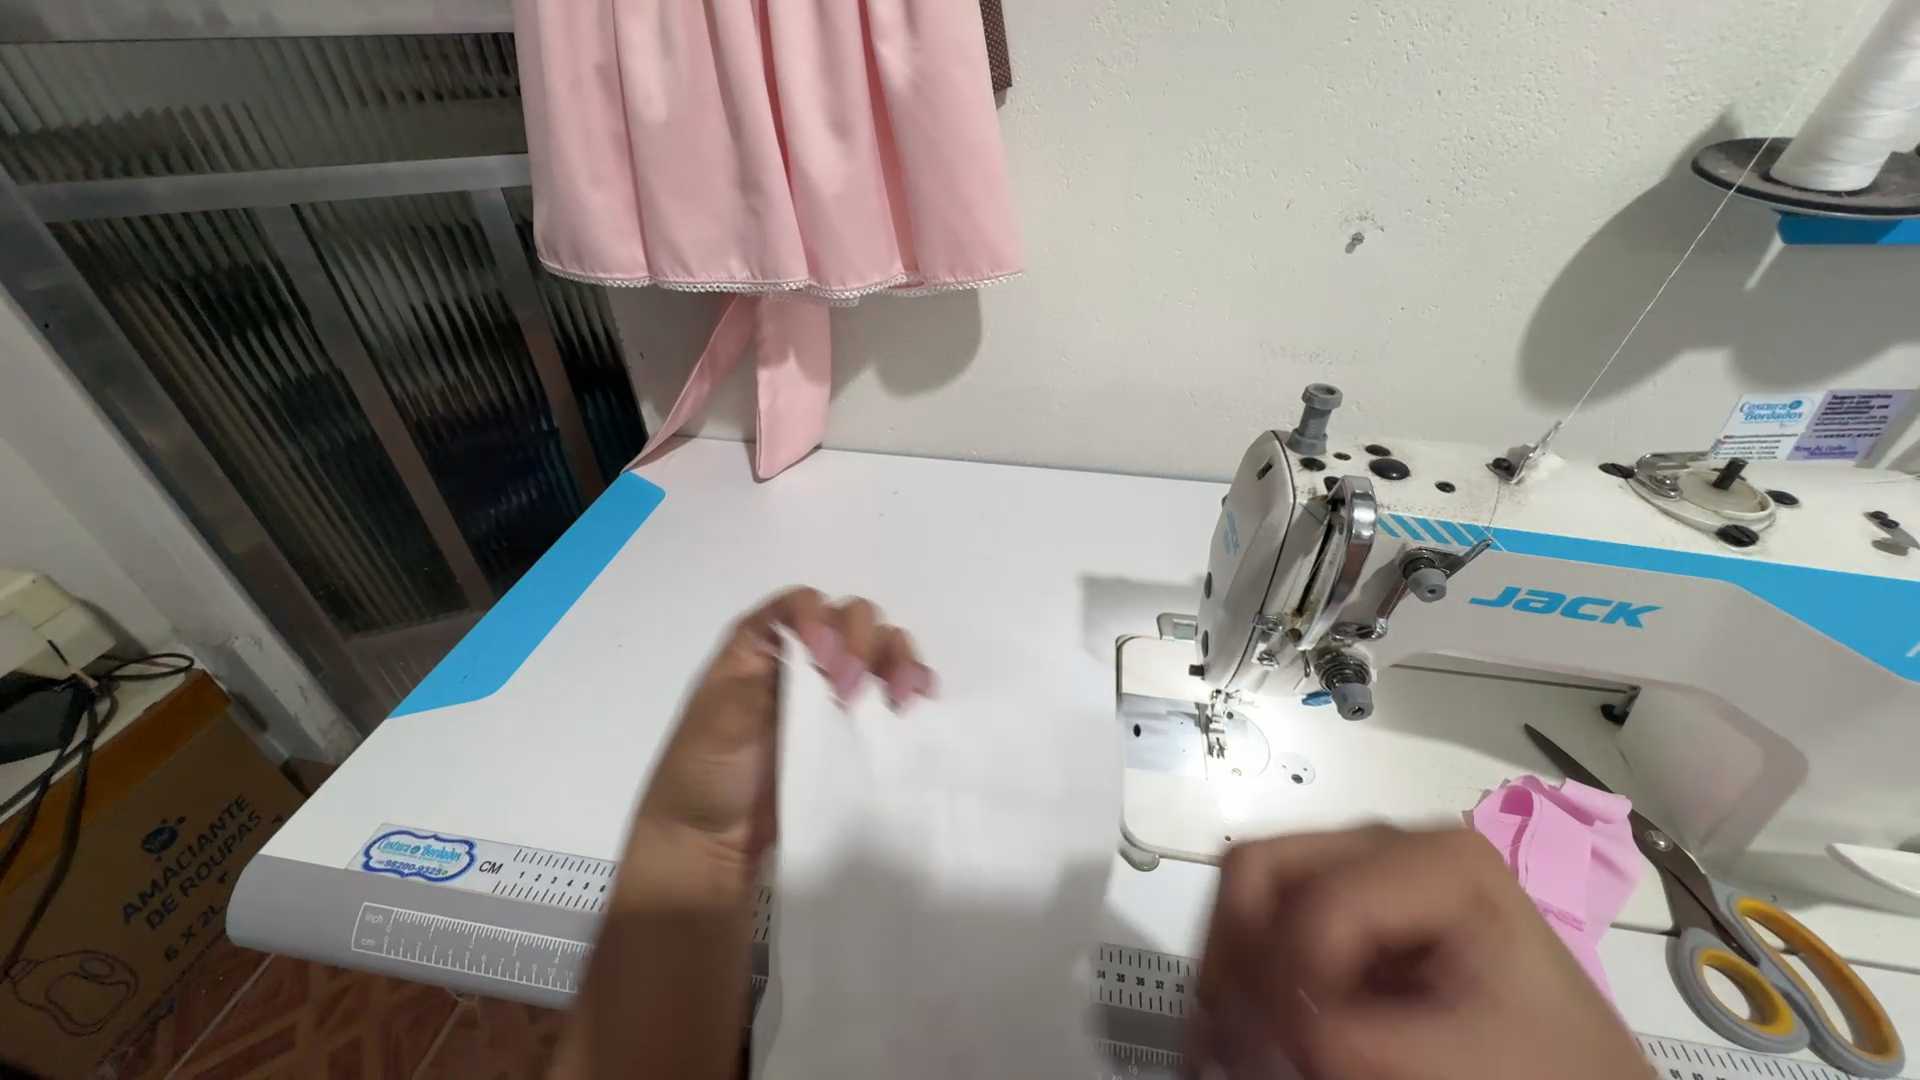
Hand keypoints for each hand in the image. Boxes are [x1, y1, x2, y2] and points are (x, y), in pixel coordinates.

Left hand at [625, 587, 933, 898]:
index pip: (803, 603)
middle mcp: (805, 655)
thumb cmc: (705, 773)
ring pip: (883, 644)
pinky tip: (918, 702)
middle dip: (861, 642)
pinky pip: (898, 685)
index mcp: (763, 643)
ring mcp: (836, 687)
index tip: (824, 658)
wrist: (715, 841)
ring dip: (897, 658)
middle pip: (852, 616)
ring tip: (897, 696)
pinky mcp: (860, 721)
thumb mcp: (720, 718)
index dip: (821, 619)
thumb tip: (825, 656)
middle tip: (848, 689)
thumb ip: (766, 679)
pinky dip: (914, 684)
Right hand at [1191, 827, 1646, 1079]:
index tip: (1284, 1053)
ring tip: (1225, 1036)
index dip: (1286, 980)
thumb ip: (1350, 1040)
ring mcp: (1360, 862)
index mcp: (1438, 858)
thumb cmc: (1545, 1070)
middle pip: (1261, 871)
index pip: (1320, 903)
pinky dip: (1243, 965)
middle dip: (1235, 957)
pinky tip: (1245, 1020)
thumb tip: (1248, 1033)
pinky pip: (1263, 910)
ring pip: (1248, 888)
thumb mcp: (1461, 1064)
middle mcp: (1387, 840)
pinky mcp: (1344, 893)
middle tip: (1222, 1038)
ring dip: (1228, 962)